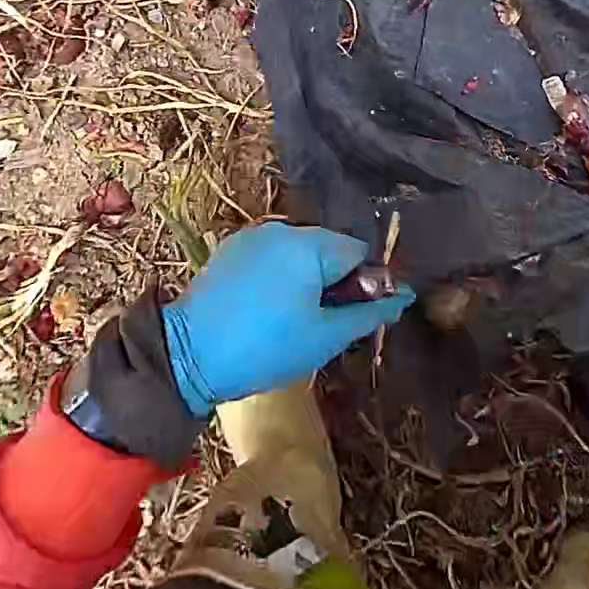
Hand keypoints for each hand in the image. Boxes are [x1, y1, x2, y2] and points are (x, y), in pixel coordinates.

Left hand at [161, 222, 413, 415]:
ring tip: (289, 318)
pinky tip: (266, 307)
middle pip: (331, 249)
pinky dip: (280, 276)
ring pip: (302, 253)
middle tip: (319, 323)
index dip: (362, 285)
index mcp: (309, 245)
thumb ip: (369, 312)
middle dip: (334, 282)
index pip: (358, 253)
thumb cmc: (264, 348)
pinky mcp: (233, 248)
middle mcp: (283, 230)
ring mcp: (254, 236)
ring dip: (307, 279)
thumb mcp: (325, 337)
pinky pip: (274, 255)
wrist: (185, 358)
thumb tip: (403, 297)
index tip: (347, 316)